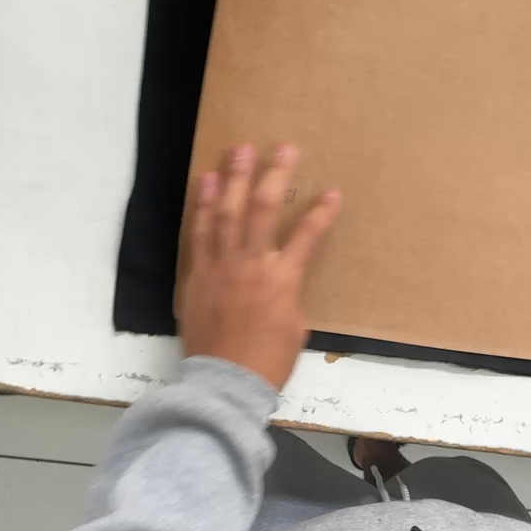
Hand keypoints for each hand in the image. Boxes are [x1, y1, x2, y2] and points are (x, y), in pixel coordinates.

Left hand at [177, 143, 341, 390]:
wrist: (227, 383)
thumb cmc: (268, 363)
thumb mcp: (295, 330)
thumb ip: (290, 296)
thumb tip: (282, 281)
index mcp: (283, 280)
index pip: (308, 236)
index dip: (322, 212)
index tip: (334, 192)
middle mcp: (251, 264)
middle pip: (263, 209)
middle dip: (275, 174)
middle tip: (284, 147)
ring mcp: (220, 267)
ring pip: (226, 212)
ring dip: (234, 177)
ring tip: (240, 149)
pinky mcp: (197, 276)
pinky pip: (199, 233)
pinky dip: (202, 206)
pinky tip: (205, 182)